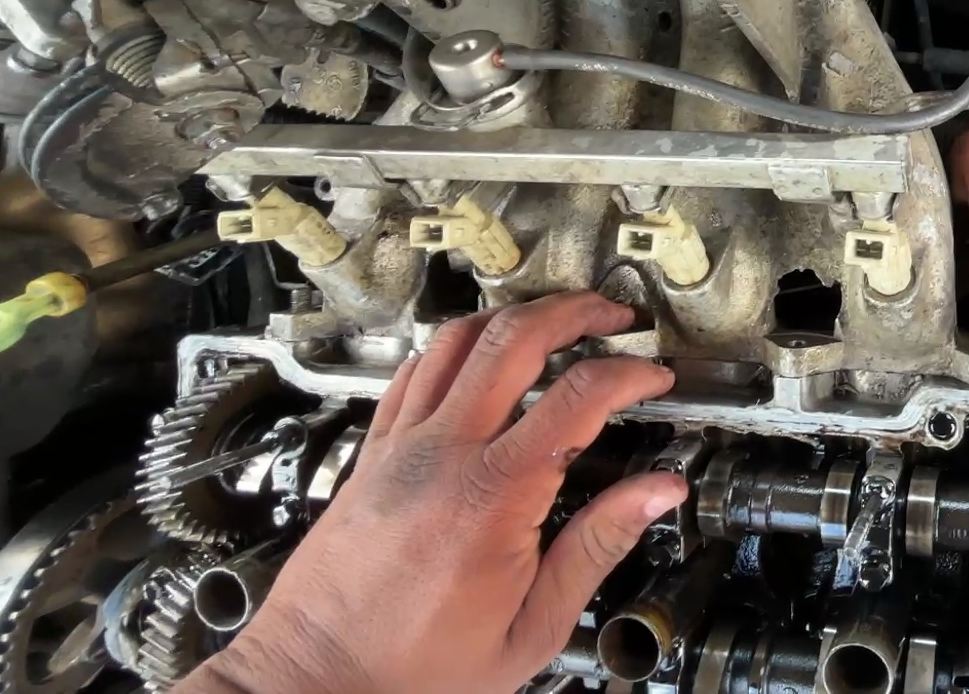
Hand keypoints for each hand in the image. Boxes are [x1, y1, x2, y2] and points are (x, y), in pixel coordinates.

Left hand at [185, 292, 685, 693]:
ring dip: (520, 314)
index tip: (655, 378)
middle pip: (516, 339)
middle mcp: (445, 455)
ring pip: (461, 338)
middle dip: (577, 312)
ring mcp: (402, 446)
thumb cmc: (418, 674)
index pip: (580, 396)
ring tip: (559, 318)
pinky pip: (415, 369)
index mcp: (494, 496)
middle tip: (614, 315)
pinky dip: (460, 342)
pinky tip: (487, 351)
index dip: (631, 374)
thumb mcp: (533, 627)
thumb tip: (661, 491)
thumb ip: (600, 544)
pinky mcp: (373, 451)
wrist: (307, 693)